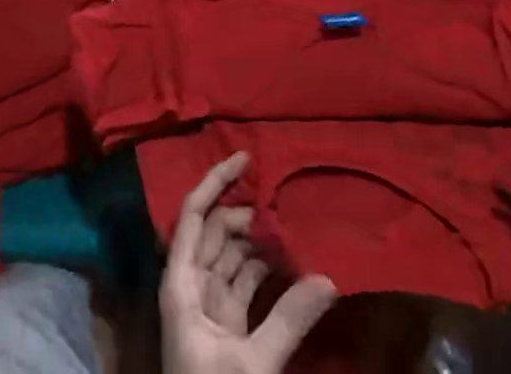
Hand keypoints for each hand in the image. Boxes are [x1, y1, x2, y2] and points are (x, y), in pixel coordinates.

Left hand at [160, 152, 337, 373]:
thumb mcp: (251, 365)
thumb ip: (289, 321)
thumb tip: (330, 279)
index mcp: (181, 285)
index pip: (192, 217)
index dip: (214, 182)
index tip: (244, 157)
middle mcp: (191, 287)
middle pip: (215, 231)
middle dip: (245, 211)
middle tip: (282, 197)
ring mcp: (209, 306)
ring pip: (232, 255)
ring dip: (259, 240)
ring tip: (291, 223)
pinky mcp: (228, 326)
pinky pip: (245, 282)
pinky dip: (265, 269)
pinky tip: (291, 261)